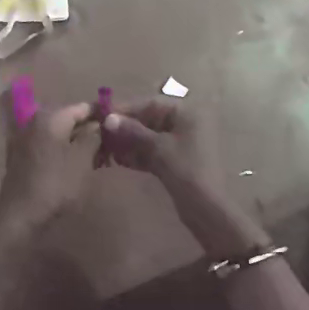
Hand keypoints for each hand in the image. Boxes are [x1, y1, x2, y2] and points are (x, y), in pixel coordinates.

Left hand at [0, 100, 100, 230]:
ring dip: (78, 142)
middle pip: (68, 120)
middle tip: (111, 142)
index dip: (101, 113)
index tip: (117, 122)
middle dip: (90, 130)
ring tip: (99, 156)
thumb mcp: (82, 159)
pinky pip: (48, 147)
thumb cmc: (56, 183)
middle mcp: (33, 123)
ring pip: (58, 135)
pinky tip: (78, 164)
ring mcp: (24, 140)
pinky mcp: (21, 158)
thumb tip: (99, 124)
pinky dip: (64, 151)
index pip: (81, 107)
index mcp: (49, 118)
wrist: (21, 215)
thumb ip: (93, 136)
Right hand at [100, 100, 215, 187]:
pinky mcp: (179, 160)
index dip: (126, 109)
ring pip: (151, 137)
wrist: (205, 206)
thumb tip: (109, 118)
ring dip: (130, 143)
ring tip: (107, 149)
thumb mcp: (157, 147)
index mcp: (188, 112)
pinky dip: (139, 155)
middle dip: (127, 128)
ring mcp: (183, 142)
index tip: (103, 114)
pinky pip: (155, 151)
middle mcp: (187, 123)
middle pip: (150, 120)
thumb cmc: (185, 169)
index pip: (151, 103)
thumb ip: (133, 130)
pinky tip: (120, 161)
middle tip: (102, 134)